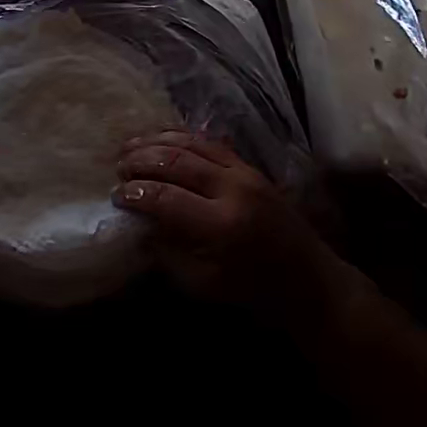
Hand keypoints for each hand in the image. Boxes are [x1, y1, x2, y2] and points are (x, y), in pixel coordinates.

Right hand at [115, 131, 351, 320]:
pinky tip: (158, 138)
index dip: (135, 194)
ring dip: (155, 142)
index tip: (116, 196)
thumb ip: (166, 250)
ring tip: (128, 147)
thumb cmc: (252, 290)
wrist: (310, 280)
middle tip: (119, 169)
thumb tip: (137, 223)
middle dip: (140, 162)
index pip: (165, 198)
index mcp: (222, 225)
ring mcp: (244, 173)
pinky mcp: (250, 167)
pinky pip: (209, 142)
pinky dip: (179, 136)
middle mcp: (233, 190)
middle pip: (175, 162)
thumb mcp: (201, 282)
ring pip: (191, 144)